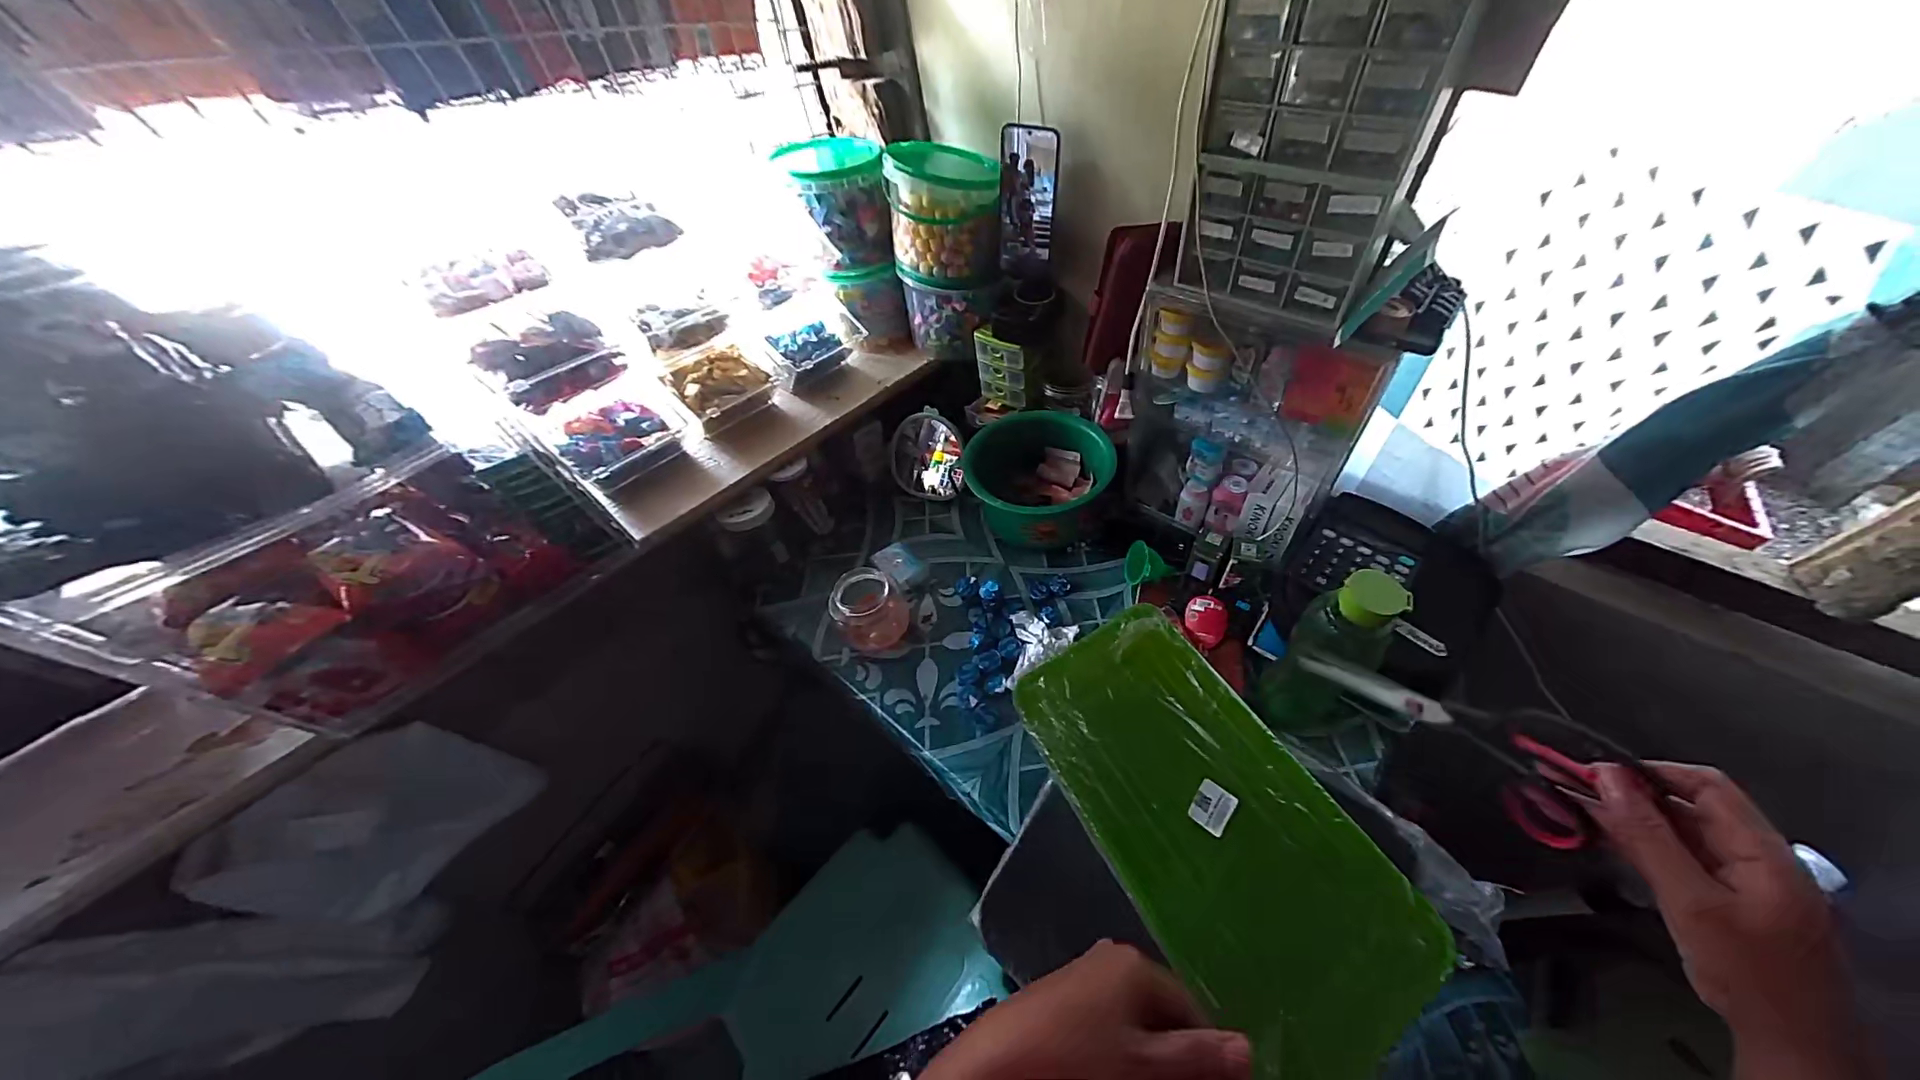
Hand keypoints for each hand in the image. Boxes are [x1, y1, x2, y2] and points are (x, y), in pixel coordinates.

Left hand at [923, 941, 1250, 1079]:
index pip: (1192, 1010)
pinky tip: (1108, 1072)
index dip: (1207, 1054)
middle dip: (1175, 1054)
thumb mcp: (1143, 1064)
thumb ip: (1196, 1056)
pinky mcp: (1061, 997)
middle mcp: (1110, 959)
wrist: (997, 1063)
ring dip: (1147, 1055)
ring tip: (1139, 1079)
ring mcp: (1083, 976)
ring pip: (1134, 1021)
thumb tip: (1248, 1048)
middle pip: (1162, 1013)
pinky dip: (1117, 1050)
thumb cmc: (1077, 1058)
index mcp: (1134, 964)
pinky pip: (1106, 1023)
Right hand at [1588, 762, 1876, 1078]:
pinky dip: (1638, 841)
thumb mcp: (1690, 901)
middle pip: (1687, 806)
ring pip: (1677, 830)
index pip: (1705, 785)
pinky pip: (1677, 855)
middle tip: (1565, 783)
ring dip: (1625, 815)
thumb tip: (1608, 776)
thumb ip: (1648, 836)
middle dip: (1625, 791)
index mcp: (1763, 852)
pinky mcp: (1724, 898)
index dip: (1646, 771)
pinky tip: (1602, 836)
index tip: (1590, 771)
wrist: (1790, 1044)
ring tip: (1570, 804)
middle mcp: (1756, 857)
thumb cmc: (1746, 971)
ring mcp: (1741, 879)